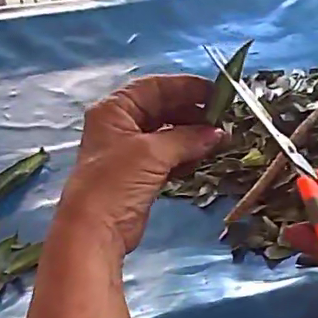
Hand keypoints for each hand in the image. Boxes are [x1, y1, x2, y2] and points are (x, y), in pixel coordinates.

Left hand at [56, 75, 221, 256]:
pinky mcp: (139, 177)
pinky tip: (203, 158)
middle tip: (223, 120)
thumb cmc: (115, 182)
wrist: (95, 230)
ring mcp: (130, 153)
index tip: (217, 92)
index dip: (186, 87)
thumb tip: (218, 133)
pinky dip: (185, 157)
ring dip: (192, 137)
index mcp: (114, 110)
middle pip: (162, 110)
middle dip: (192, 114)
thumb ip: (187, 138)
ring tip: (219, 140)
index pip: (154, 88)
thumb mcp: (151, 153)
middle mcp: (120, 127)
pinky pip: (168, 159)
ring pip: (167, 136)